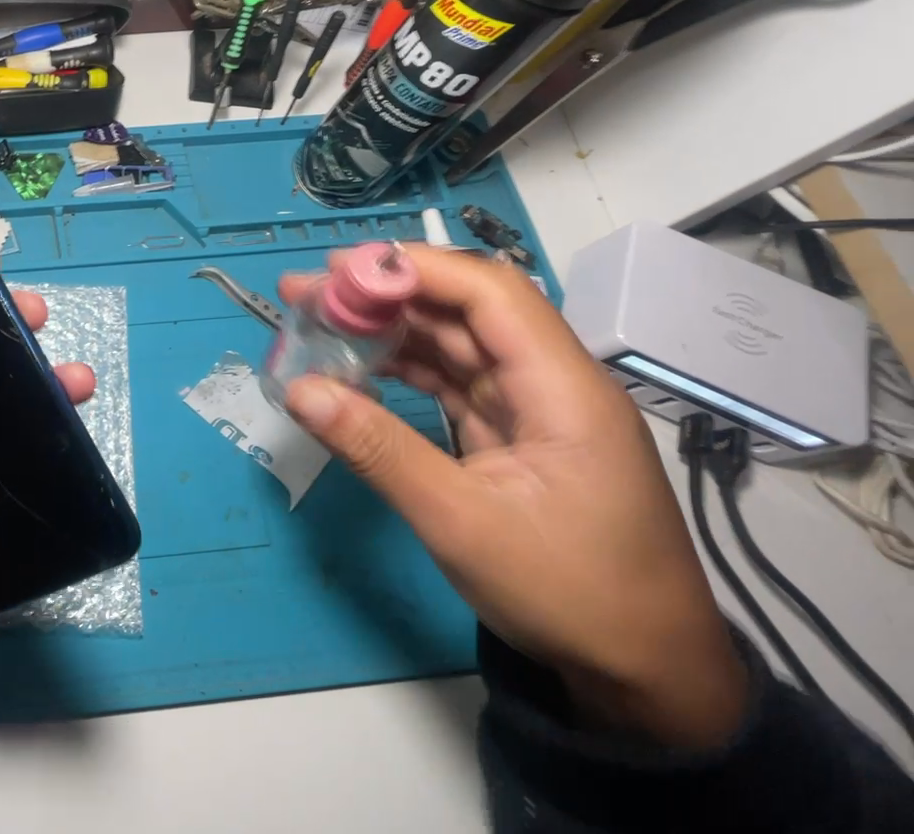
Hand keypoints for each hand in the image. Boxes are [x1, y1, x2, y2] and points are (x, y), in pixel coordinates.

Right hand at [279, 247, 746, 747]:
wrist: (641, 671)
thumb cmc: (567, 592)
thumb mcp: (459, 521)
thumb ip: (378, 448)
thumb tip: (299, 389)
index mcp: (562, 389)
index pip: (488, 294)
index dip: (413, 269)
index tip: (336, 272)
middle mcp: (550, 385)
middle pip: (463, 313)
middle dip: (384, 297)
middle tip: (303, 297)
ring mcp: (531, 412)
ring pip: (453, 347)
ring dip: (387, 333)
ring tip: (316, 327)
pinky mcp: (513, 439)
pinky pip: (450, 386)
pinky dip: (402, 374)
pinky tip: (355, 371)